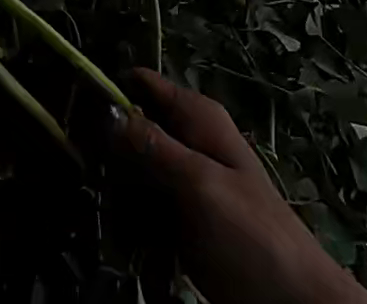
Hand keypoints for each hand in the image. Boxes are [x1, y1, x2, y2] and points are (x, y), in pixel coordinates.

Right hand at [113, 69, 366, 303]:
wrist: (293, 303)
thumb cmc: (252, 233)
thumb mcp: (200, 184)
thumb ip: (154, 146)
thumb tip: (106, 109)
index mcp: (196, 118)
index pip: (143, 85)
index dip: (109, 91)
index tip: (73, 111)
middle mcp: (187, 141)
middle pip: (131, 129)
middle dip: (108, 152)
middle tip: (88, 176)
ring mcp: (183, 181)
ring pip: (131, 171)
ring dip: (117, 194)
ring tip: (112, 216)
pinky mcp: (179, 217)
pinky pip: (141, 208)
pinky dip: (131, 222)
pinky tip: (126, 240)